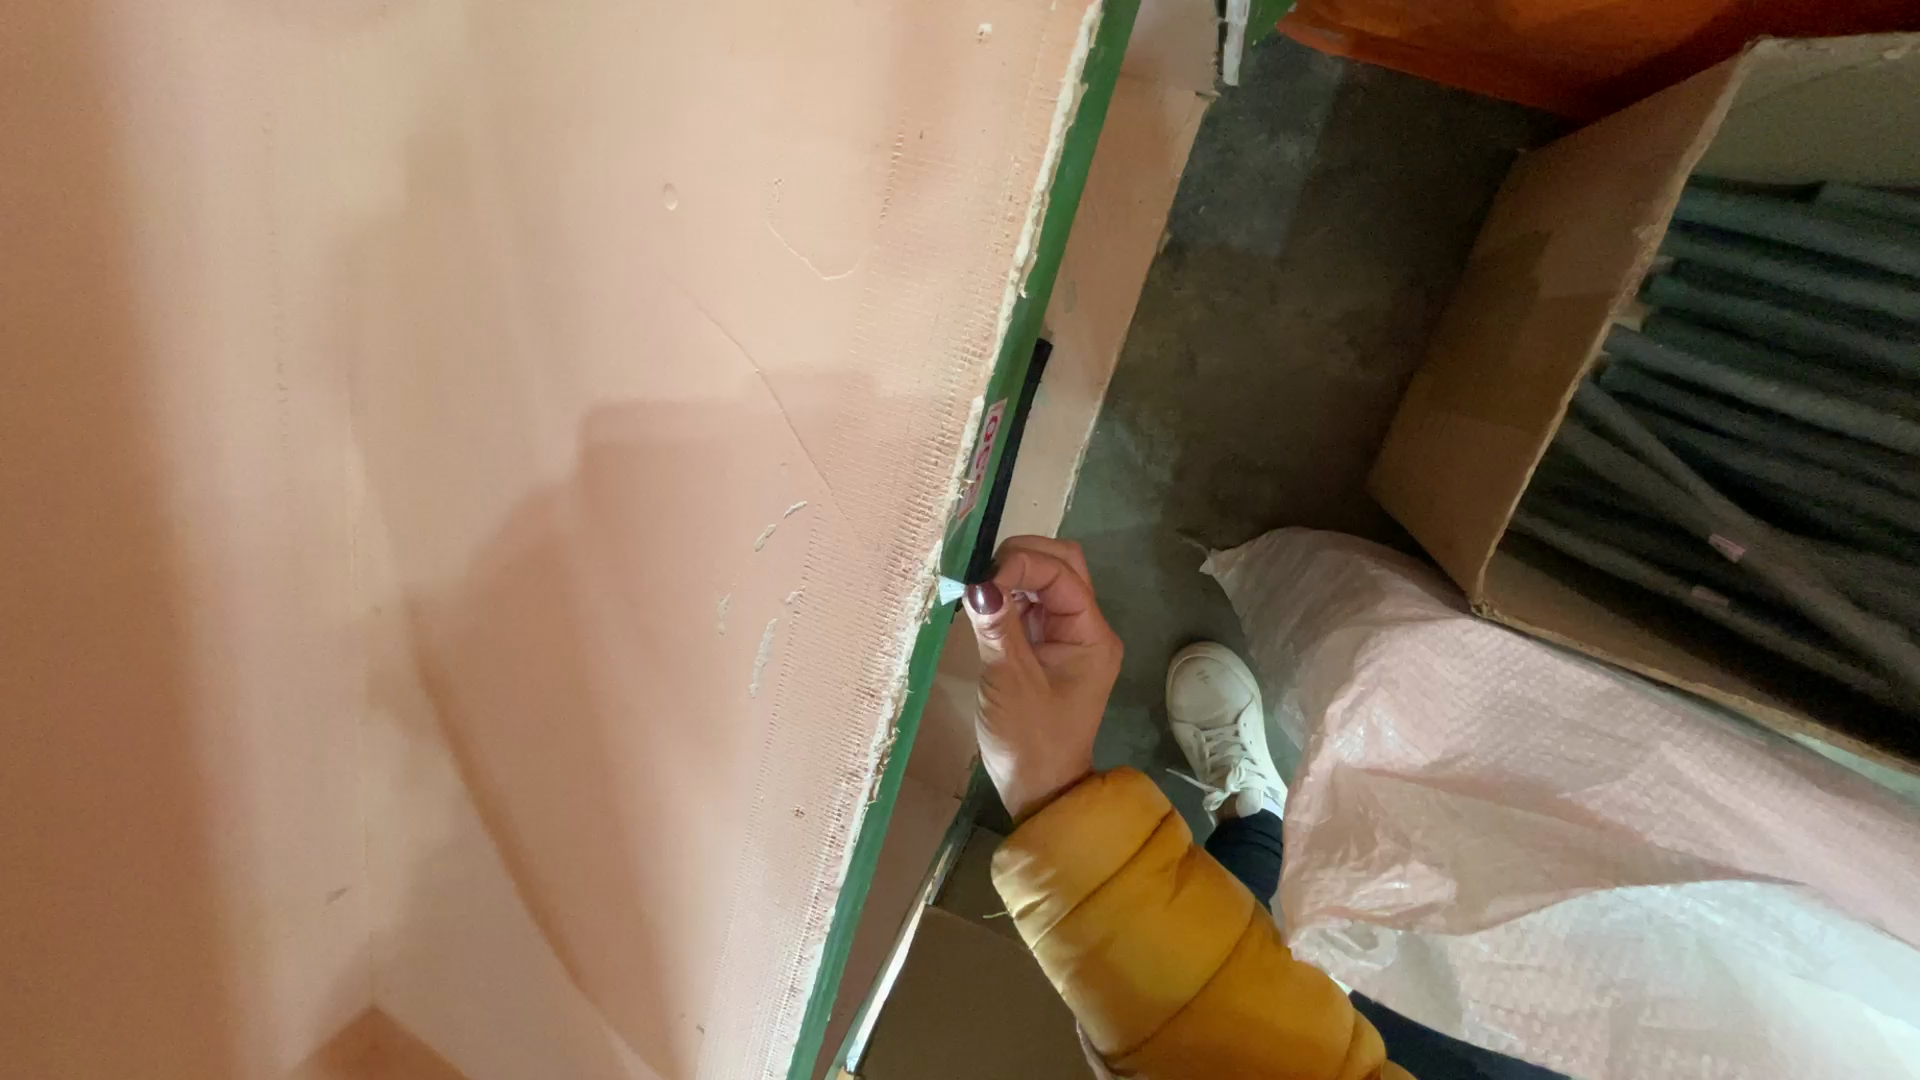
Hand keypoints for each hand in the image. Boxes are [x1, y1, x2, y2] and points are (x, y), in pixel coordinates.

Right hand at [962, 536, 1122, 821]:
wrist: (1039, 788)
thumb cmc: (1030, 741)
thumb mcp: (1009, 681)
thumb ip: (997, 627)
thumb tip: (977, 582)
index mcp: (1091, 634)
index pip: (1062, 573)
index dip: (1020, 565)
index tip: (981, 581)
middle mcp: (1085, 626)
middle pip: (1063, 564)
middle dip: (1022, 557)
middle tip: (982, 573)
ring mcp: (1065, 633)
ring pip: (1046, 578)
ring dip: (1012, 573)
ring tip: (977, 586)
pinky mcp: (1043, 643)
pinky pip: (1029, 602)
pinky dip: (1006, 593)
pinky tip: (983, 601)